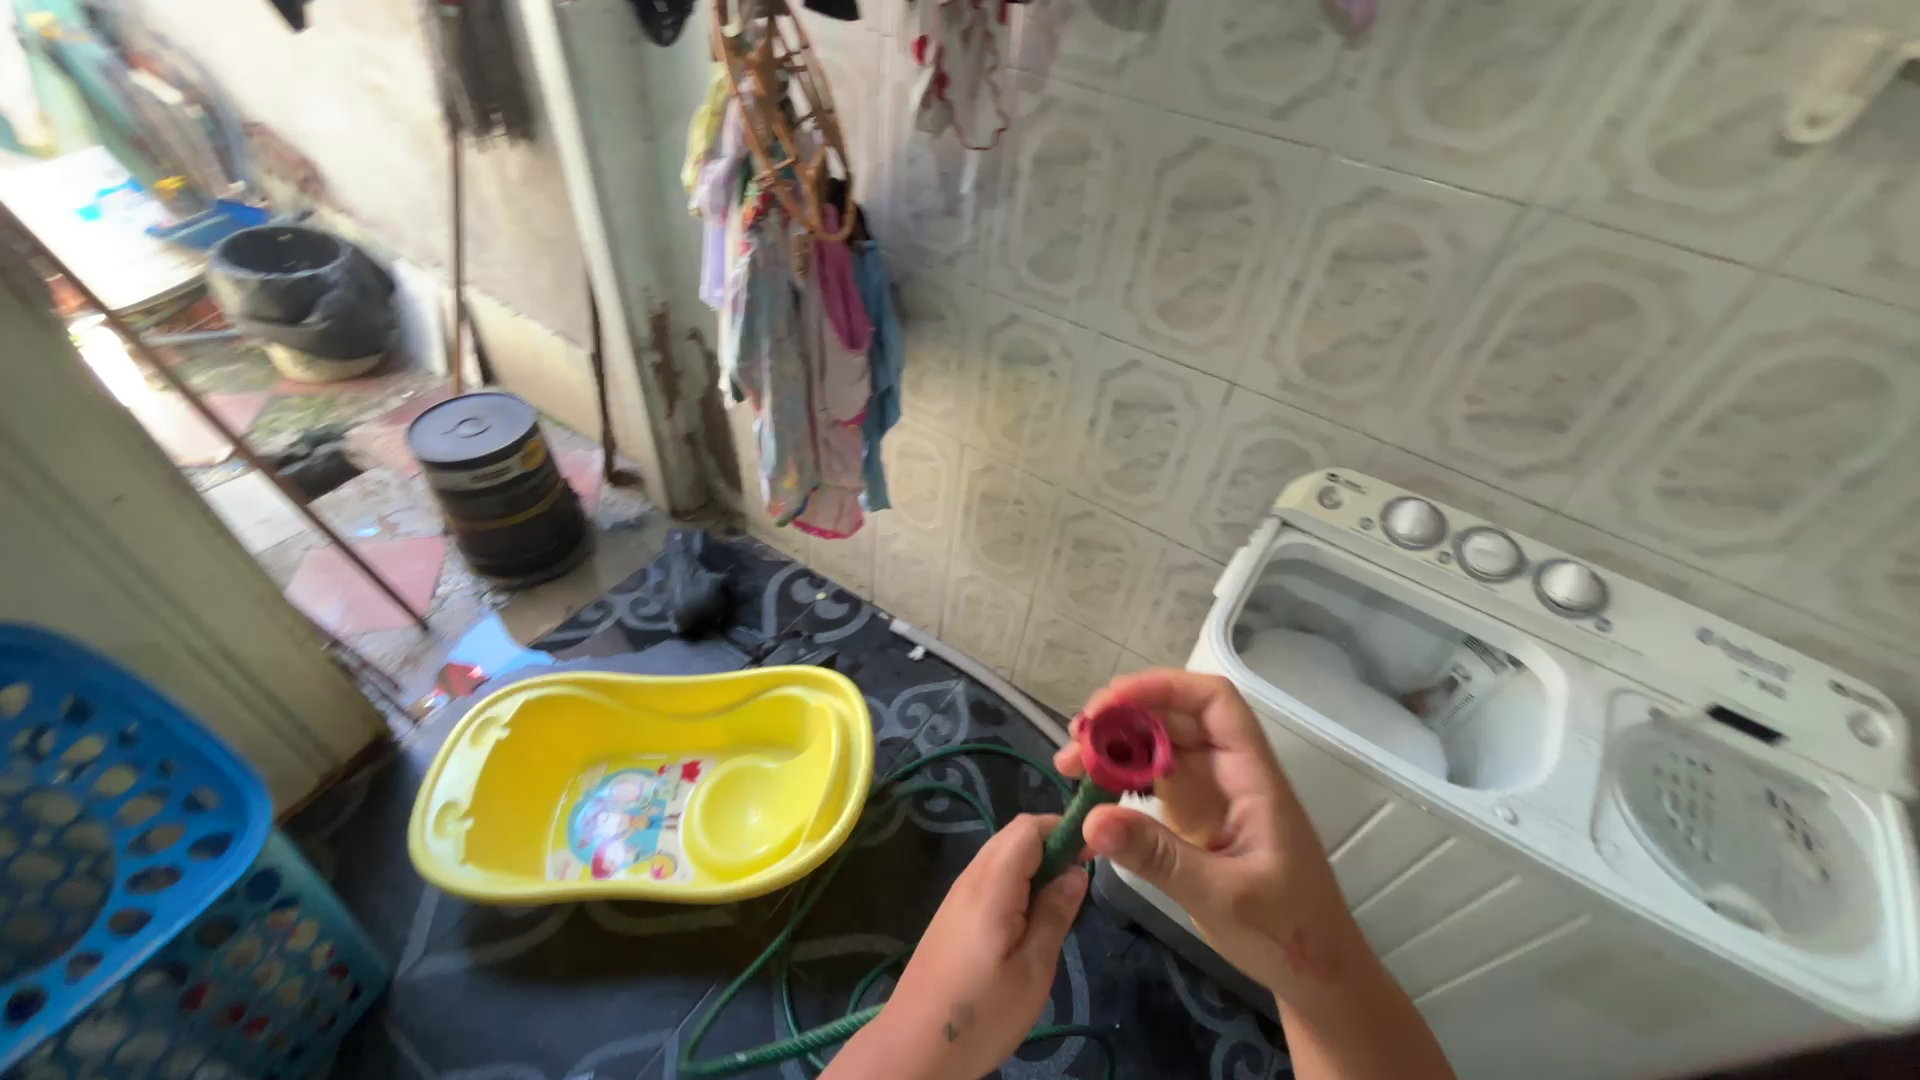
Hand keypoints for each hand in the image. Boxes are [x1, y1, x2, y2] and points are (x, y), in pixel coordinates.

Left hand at [826, 814, 1086, 1079]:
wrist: (915, 1047)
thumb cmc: (982, 1011)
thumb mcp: (1033, 968)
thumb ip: (1055, 913)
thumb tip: (1077, 871)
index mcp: (992, 883)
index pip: (1029, 827)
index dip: (1064, 829)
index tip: (1095, 853)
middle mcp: (972, 877)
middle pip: (1015, 835)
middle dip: (1052, 844)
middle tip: (1081, 881)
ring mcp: (959, 894)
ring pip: (1002, 855)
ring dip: (1035, 865)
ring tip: (1061, 902)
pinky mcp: (954, 913)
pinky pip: (991, 877)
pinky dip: (1017, 882)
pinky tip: (1031, 918)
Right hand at [1054, 669, 1367, 1003]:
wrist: (1315, 974)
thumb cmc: (1288, 934)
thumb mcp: (1222, 897)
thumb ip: (1158, 856)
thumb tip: (1091, 819)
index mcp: (1251, 775)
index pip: (1213, 702)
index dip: (1162, 688)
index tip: (1108, 705)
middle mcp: (1227, 772)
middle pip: (1174, 718)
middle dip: (1121, 719)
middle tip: (1075, 743)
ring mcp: (1208, 793)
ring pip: (1156, 746)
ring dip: (1112, 747)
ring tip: (1069, 766)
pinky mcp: (1191, 816)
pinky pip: (1149, 781)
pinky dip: (1117, 781)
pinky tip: (1089, 796)